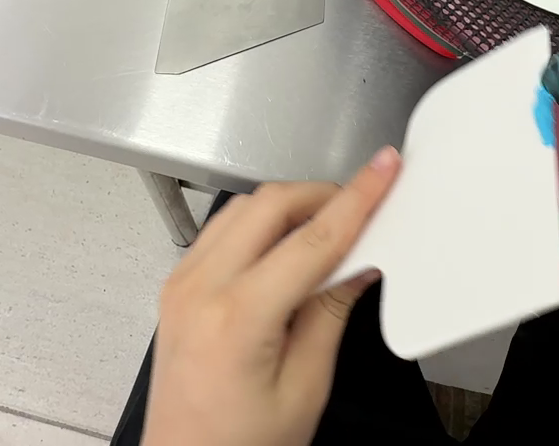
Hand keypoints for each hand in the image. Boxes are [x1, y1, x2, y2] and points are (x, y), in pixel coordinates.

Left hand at [143, 147, 401, 445]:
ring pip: (245, 205)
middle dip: (322, 193)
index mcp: (237, 319)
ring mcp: (181, 282)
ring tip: (326, 227)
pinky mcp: (176, 283)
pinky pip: (223, 225)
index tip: (382, 169)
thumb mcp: (304, 388)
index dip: (356, 198)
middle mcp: (200, 289)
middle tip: (360, 205)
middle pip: (272, 203)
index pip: (313, 238)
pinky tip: (284, 243)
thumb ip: (332, 311)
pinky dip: (260, 221)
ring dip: (291, 204)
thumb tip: (360, 258)